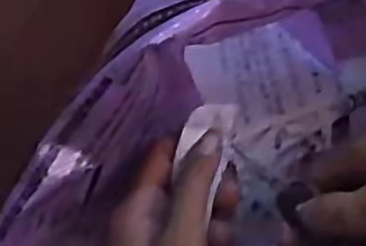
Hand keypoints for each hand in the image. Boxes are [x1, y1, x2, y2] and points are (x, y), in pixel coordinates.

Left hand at [110, 133, 239, 245]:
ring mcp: (153, 234)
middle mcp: (140, 213)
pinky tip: (221, 240)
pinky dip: (211, 228)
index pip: (164, 148)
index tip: (227, 136)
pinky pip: (193, 225)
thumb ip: (197, 177)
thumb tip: (212, 131)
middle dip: (215, 180)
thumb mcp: (185, 225)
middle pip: (184, 175)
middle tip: (231, 196)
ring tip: (226, 229)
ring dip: (218, 207)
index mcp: (135, 201)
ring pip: (194, 201)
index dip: (195, 136)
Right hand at [296, 130, 365, 245]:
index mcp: (354, 153)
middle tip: (315, 243)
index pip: (309, 177)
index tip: (289, 240)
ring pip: (354, 189)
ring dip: (343, 216)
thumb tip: (296, 210)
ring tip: (341, 241)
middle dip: (319, 214)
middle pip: (331, 183)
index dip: (296, 208)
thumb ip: (333, 212)